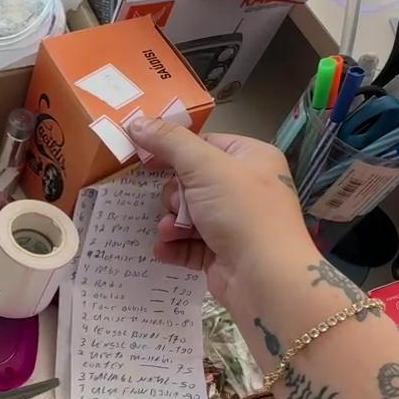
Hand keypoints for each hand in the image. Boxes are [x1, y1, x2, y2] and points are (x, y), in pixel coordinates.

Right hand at [126, 118, 317, 302]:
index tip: (145, 159)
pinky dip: (173, 245)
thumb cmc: (241, 211)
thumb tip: (135, 122)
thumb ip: (169, 142)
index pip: (204, 145)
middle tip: (179, 205)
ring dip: (171, 222)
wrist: (263, 277)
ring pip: (185, 214)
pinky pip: (186, 243)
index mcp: (251, 158)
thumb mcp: (204, 166)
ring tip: (172, 231)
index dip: (174, 151)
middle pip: (190, 181)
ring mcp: (233, 223)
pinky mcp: (220, 252)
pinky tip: (166, 247)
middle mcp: (244, 188)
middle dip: (174, 196)